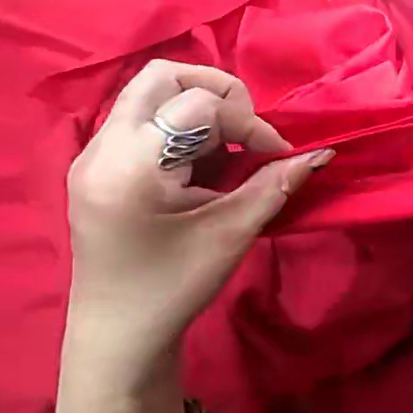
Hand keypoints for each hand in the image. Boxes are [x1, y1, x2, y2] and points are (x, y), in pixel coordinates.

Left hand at [62, 60, 331, 400]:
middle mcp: (101, 148)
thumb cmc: (174, 289)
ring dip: (197, 107)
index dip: (249, 123)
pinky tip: (197, 164)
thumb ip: (274, 185)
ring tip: (224, 150)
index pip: (199, 106)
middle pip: (163, 77)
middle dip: (218, 92)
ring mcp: (91, 155)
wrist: (118, 335)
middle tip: (247, 132)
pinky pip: (139, 119)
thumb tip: (321, 153)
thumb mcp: (231, 234)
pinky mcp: (94, 166)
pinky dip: (177, 126)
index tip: (278, 155)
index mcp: (131, 166)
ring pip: (148, 94)